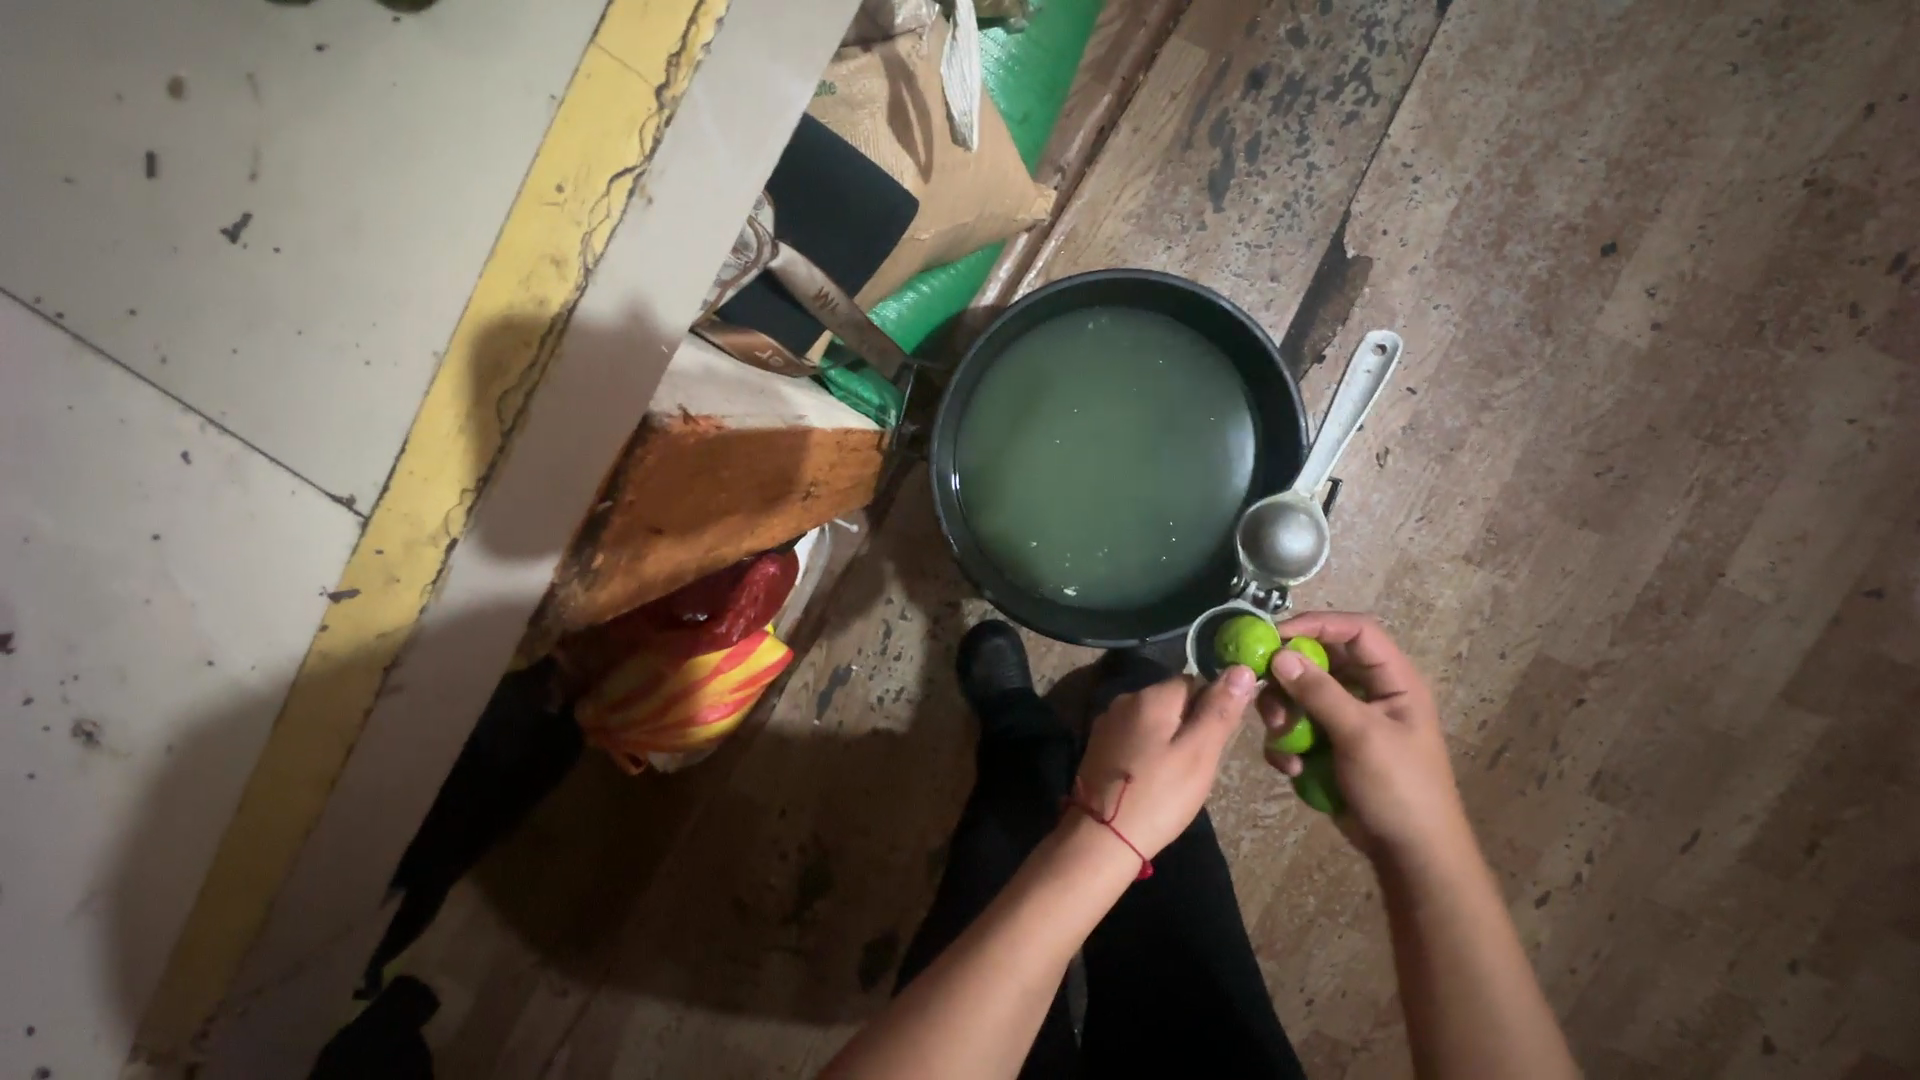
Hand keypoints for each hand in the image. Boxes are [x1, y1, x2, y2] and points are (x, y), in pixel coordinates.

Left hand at [1073, 666, 1258, 859]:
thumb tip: (1242, 669)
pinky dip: (1148, 751)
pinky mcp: (1098, 746)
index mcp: (1149, 696)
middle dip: (1190, 724)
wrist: (1102, 836)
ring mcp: (1107, 723)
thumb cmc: (1159, 795)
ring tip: (1176, 776)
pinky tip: (1152, 778)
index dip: (1211, 708)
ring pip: (1153, 720)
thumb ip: (1219, 710)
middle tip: (1197, 765)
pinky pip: (1135, 737)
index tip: (1214, 743)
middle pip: (1171, 700)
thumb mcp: (1199, 754)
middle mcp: (1124, 700)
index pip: (1193, 681)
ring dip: (1169, 738)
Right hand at [1258, 612, 1473, 868]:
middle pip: (1317, 661)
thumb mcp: (1360, 735)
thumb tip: (1280, 654)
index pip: (1355, 630)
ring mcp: (1346, 720)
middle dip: (1287, 678)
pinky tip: (1290, 767)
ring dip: (1282, 714)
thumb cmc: (1399, 788)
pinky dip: (1285, 743)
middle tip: (1263, 690)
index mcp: (1392, 680)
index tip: (1275, 635)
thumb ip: (1319, 692)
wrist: (1410, 854)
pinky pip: (1295, 728)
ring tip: (1280, 737)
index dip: (1317, 624)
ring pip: (1298, 695)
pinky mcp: (1327, 746)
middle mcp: (1368, 692)